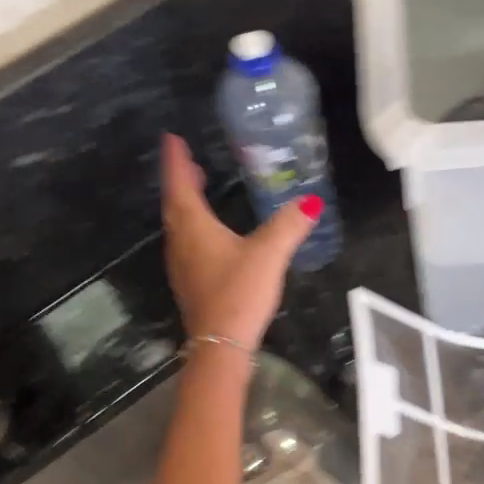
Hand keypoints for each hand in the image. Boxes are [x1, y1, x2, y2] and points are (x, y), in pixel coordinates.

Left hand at [160, 132, 320, 347]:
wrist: (220, 344)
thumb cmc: (239, 293)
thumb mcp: (269, 255)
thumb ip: (288, 226)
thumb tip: (311, 202)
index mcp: (193, 226)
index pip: (179, 184)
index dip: (176, 160)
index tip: (172, 138)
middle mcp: (180, 242)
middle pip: (176, 204)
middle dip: (182, 181)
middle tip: (189, 163)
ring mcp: (182, 266)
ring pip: (179, 226)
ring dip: (186, 206)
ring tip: (198, 191)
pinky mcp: (190, 285)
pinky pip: (187, 246)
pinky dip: (194, 230)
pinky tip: (209, 236)